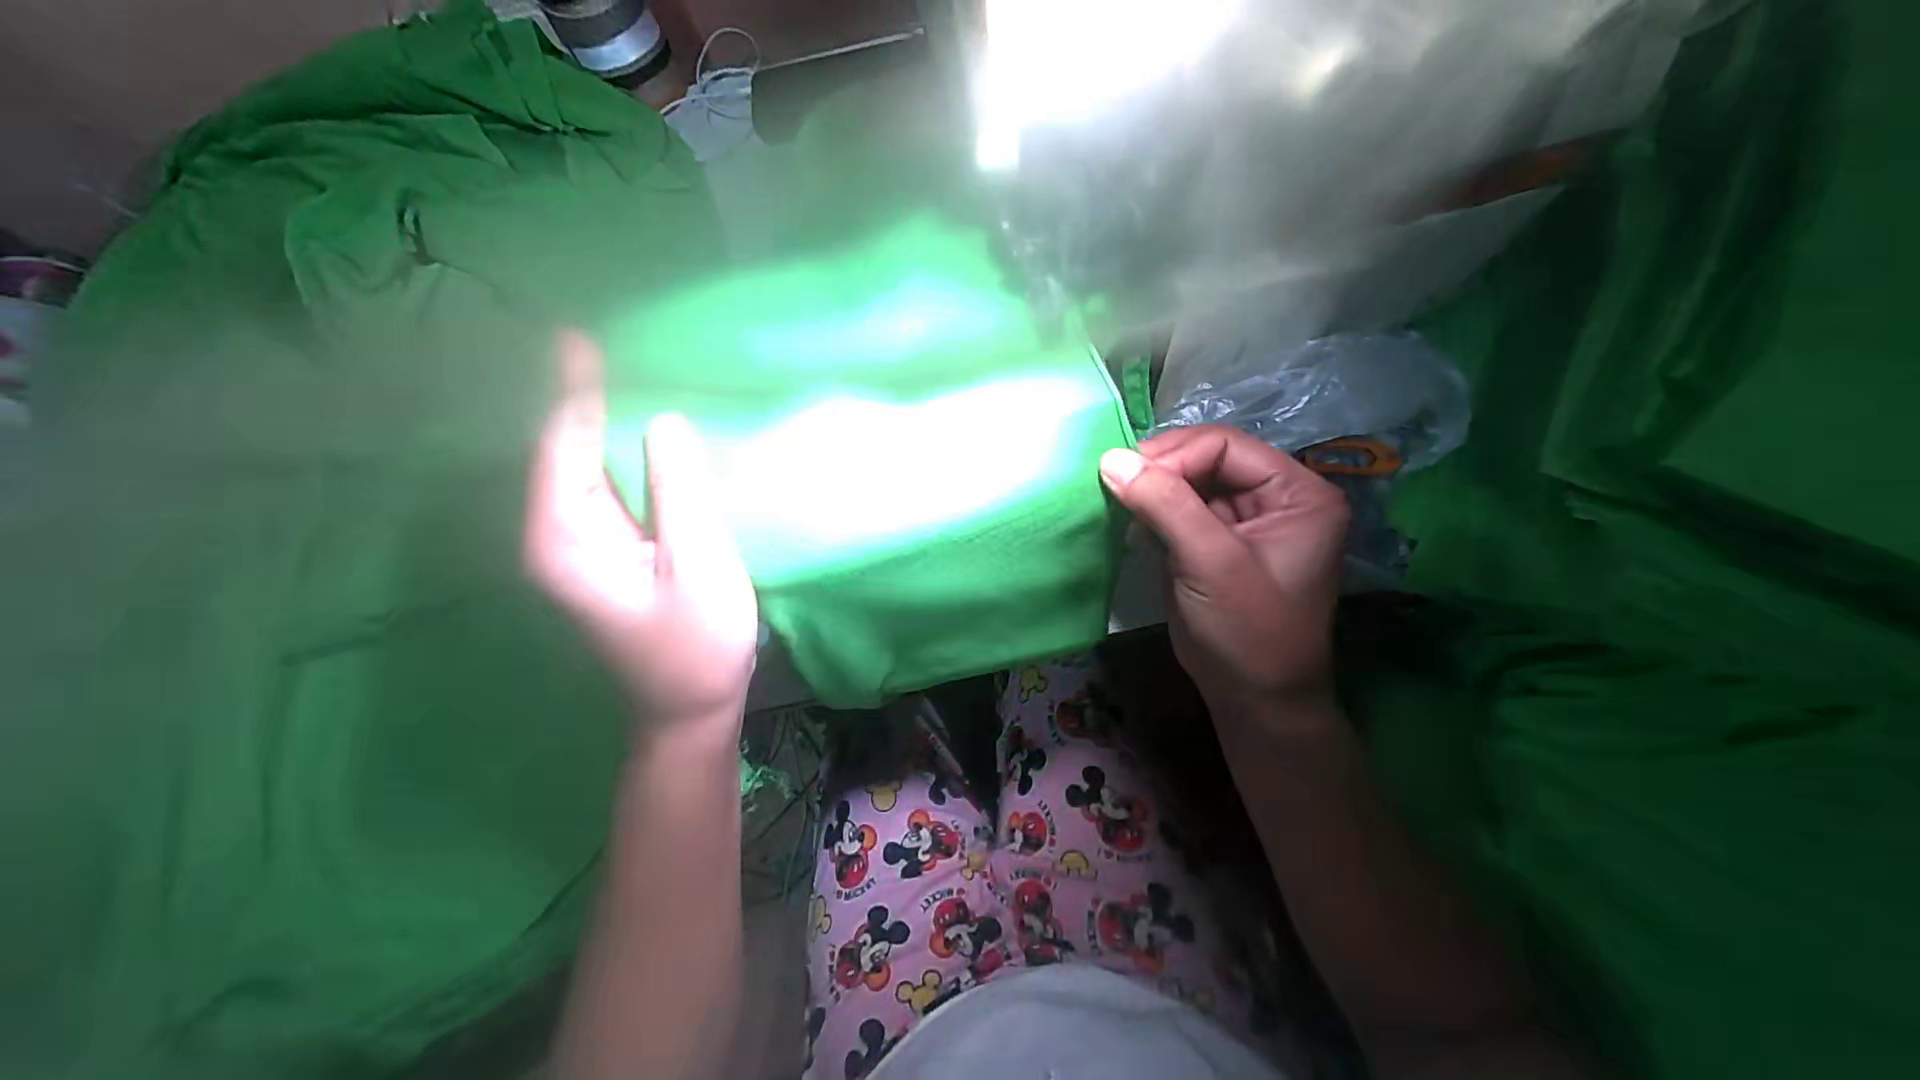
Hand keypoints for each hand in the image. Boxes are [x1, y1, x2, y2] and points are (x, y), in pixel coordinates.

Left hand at [525, 331, 758, 729]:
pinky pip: (610, 483)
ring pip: (586, 462)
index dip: (574, 387)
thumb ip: (679, 494)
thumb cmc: (696, 646)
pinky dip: (623, 449)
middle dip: (583, 393)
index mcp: (565, 536)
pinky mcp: (608, 548)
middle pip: (564, 447)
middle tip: (604, 337)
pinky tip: (647, 425)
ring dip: (603, 416)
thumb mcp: (698, 568)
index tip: (579, 333)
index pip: (561, 442)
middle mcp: (558, 534)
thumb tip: (663, 422)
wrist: (689, 706)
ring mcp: (581, 542)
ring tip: (625, 364)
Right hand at [1099, 426, 1348, 726]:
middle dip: (1160, 470)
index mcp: (1298, 493)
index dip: (1176, 455)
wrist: (1251, 699)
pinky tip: (1128, 520)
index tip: (1128, 476)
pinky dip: (1150, 511)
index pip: (1228, 446)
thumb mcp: (1210, 562)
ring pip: (1188, 483)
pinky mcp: (1212, 543)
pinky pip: (1177, 510)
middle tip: (1115, 484)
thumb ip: (1165, 505)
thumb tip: (1110, 457)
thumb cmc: (1248, 631)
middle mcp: (1274, 498)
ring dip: (1151, 489)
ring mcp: (1242, 521)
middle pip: (1207, 459)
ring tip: (1117, 499)